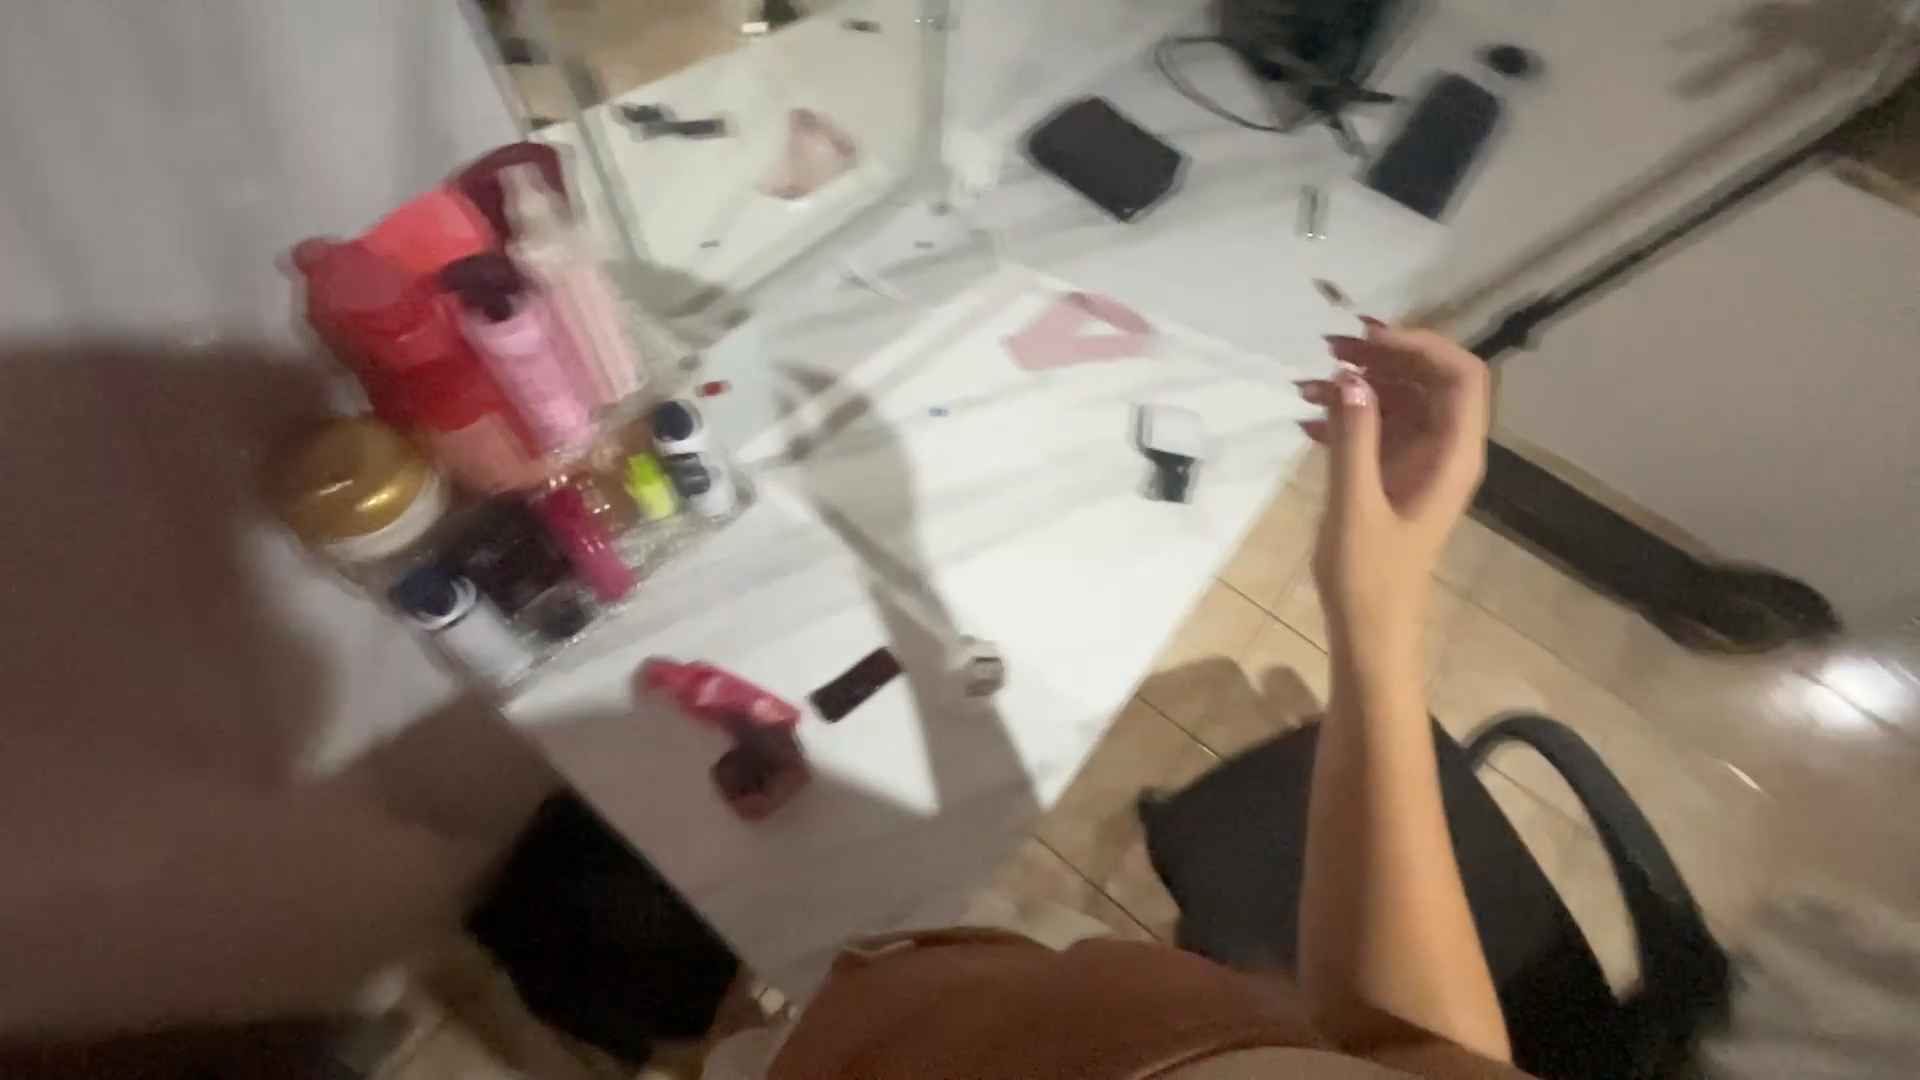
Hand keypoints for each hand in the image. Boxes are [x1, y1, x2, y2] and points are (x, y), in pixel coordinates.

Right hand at [1297, 321, 1489, 655]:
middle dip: (1381, 359)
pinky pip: (1375, 431)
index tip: (1365, 340)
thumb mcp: (1356, 503)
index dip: (1420, 346)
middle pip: (1427, 382)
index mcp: (1453, 455)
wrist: (1369, 626)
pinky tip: (1306, 422)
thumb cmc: (1368, 573)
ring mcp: (1416, 463)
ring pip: (1397, 403)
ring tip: (1305, 385)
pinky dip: (1345, 418)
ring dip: (1356, 387)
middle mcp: (1443, 450)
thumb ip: (1355, 438)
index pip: (1459, 377)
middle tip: (1327, 351)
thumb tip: (1350, 377)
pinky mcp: (1390, 478)